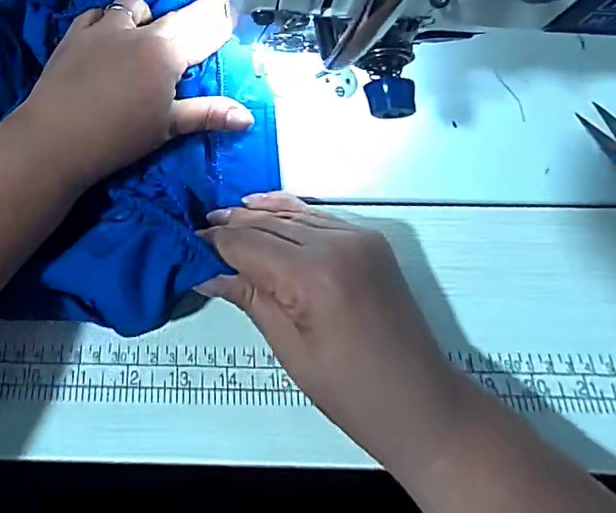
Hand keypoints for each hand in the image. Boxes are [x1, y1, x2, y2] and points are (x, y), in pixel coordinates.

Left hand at [11, 0, 253, 187]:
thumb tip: (247, 116)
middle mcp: (138, 31)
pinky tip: (107, 35)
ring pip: (132, 4)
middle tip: (196, 25)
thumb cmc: (119, 136)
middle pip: (173, 15)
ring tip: (144, 34)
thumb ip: (207, 114)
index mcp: (166, 53)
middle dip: (190, 16)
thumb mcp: (167, 127)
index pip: (203, 27)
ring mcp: (103, 28)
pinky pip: (97, 12)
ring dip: (144, 14)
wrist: (55, 137)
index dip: (220, 17)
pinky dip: (107, 18)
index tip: (231, 10)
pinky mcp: (74, 33)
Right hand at [197, 193, 456, 468]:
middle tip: (199, 228)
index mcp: (314, 277)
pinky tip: (264, 209)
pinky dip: (288, 212)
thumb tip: (208, 273)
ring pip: (292, 212)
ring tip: (223, 217)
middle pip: (267, 223)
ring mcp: (358, 237)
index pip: (248, 244)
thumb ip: (249, 298)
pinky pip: (317, 216)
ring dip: (256, 214)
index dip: (216, 242)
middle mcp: (337, 245)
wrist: (425, 405)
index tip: (190, 242)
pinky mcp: (369, 238)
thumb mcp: (290, 350)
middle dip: (232, 225)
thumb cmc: (354, 394)